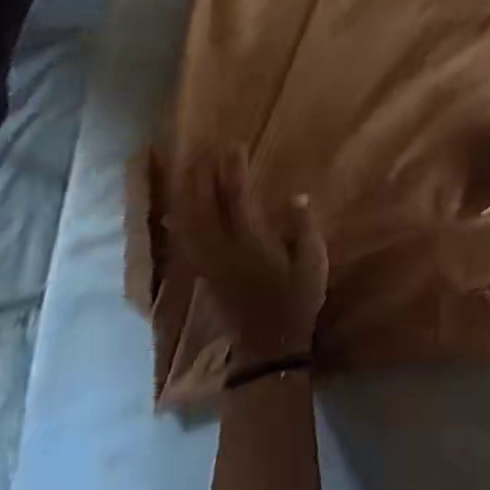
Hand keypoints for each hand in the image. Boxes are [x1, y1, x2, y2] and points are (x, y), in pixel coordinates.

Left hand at [165, 150, 325, 363]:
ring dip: (185, 193)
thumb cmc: (297, 298)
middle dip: (200, 176)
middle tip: (202, 150)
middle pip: (202, 206)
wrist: (269, 343)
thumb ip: (303, 227)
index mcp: (250, 243)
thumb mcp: (312, 261)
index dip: (233, 170)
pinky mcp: (203, 272)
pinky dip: (179, 218)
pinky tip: (176, 209)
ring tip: (186, 170)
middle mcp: (222, 249)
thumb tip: (296, 196)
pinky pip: (184, 238)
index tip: (234, 147)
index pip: (236, 198)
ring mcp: (208, 262)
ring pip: (187, 221)